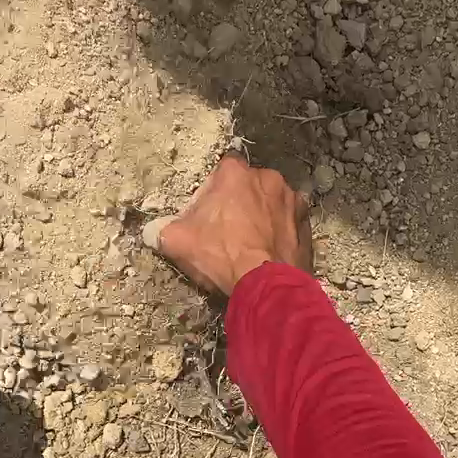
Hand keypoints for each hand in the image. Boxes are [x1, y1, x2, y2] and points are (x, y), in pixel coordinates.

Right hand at [145, 154, 312, 295]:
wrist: (267, 285)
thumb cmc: (222, 256)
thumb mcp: (179, 242)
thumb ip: (163, 230)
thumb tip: (150, 231)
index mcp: (234, 173)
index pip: (219, 173)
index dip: (212, 194)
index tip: (208, 217)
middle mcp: (267, 176)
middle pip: (248, 187)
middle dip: (240, 204)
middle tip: (230, 234)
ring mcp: (291, 199)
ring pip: (271, 203)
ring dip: (263, 216)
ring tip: (254, 245)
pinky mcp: (306, 222)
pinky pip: (290, 222)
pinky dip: (282, 232)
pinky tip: (272, 252)